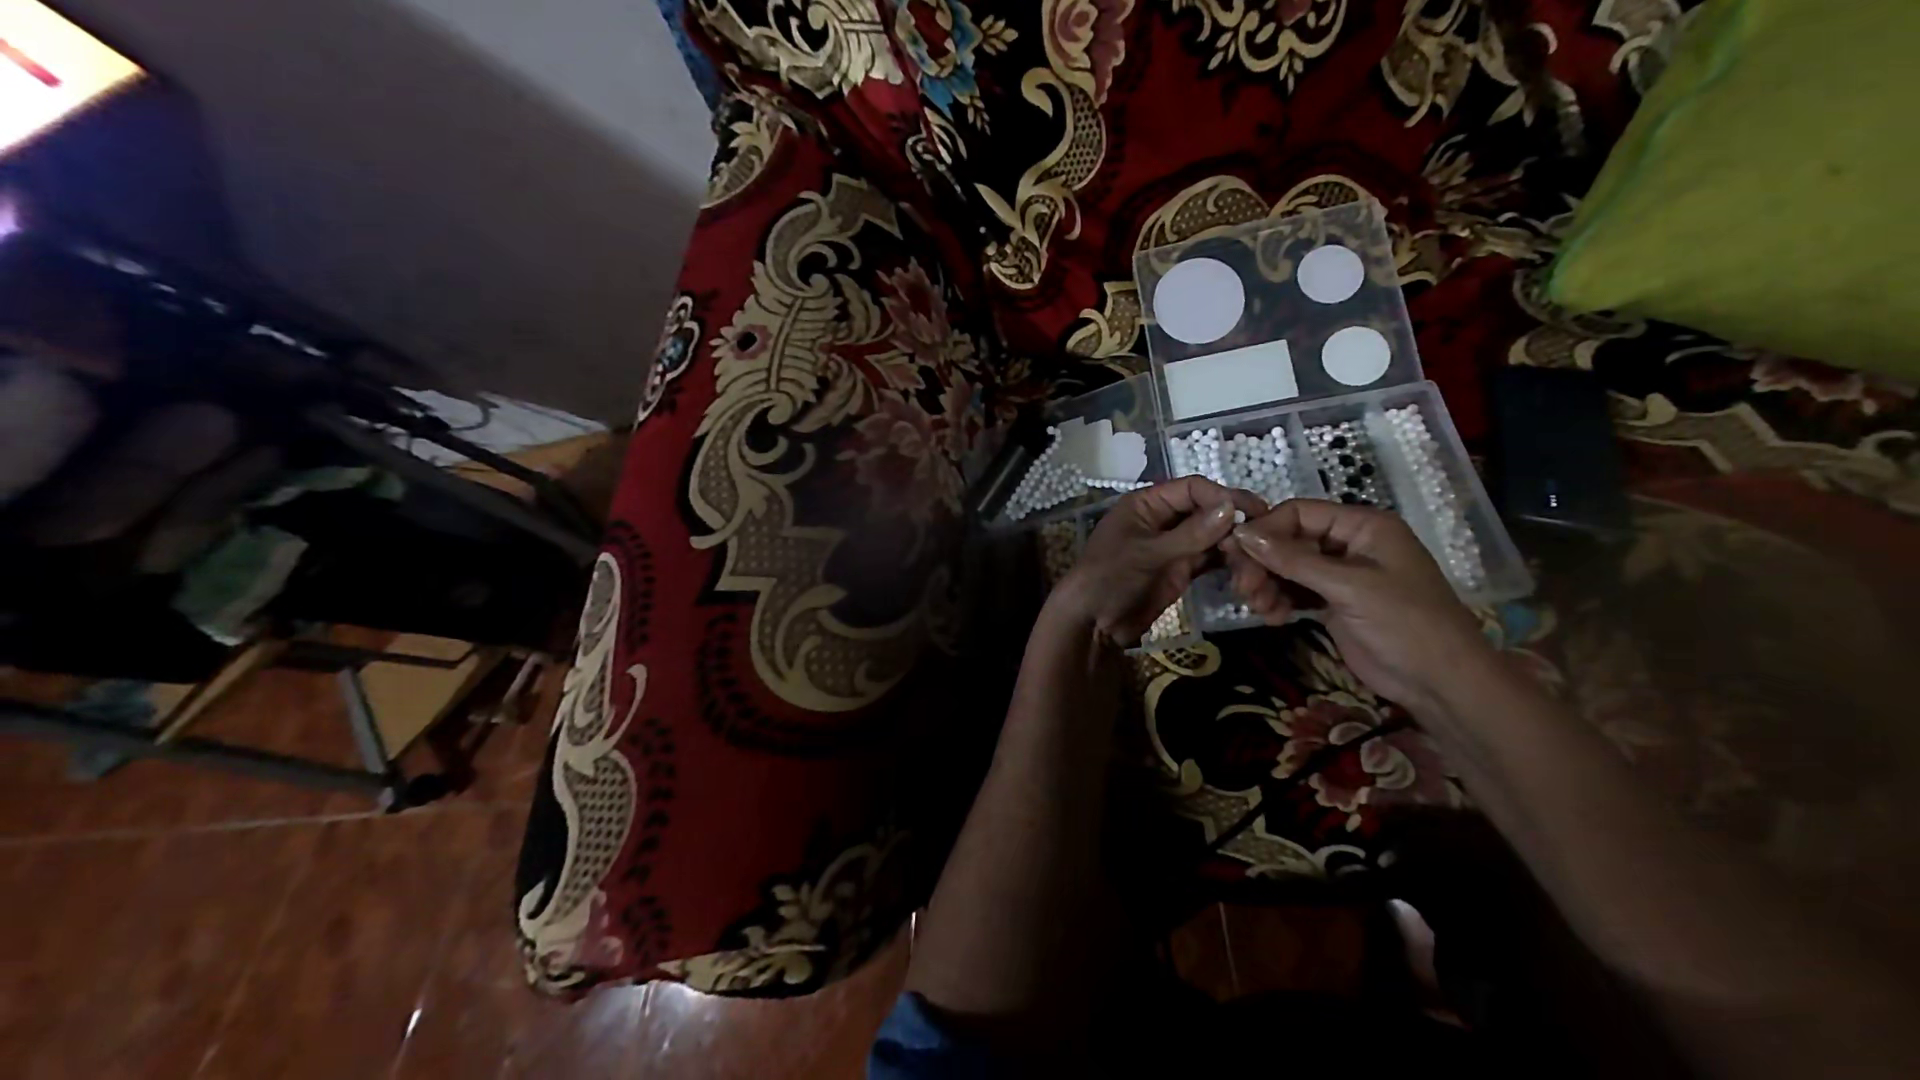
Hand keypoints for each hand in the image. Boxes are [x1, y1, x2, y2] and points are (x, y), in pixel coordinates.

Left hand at [1050, 477, 1267, 647]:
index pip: (1191, 488)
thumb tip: (1231, 508)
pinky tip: (1248, 571)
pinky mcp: (1180, 569)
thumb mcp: (1149, 553)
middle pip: (1206, 511)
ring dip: (1235, 546)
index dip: (1220, 496)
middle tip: (1265, 536)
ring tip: (1258, 560)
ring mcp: (1173, 545)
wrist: (1092, 624)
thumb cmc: (1110, 578)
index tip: (1251, 511)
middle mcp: (1162, 519)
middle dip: (1233, 522)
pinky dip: (1229, 563)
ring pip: (1213, 536)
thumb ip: (1191, 533)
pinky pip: (1210, 559)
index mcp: (1146, 504)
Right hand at [1222, 498, 1492, 714]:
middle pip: (1288, 540)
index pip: (1299, 513)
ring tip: (1257, 606)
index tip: (1236, 554)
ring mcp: (1340, 575)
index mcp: (1362, 526)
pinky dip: (1278, 601)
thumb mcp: (1349, 587)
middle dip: (1262, 562)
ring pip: (1286, 567)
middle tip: (1243, 587)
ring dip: (1266, 584)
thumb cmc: (1406, 624)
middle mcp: (1349, 544)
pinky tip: (1272, 618)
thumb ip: (1294, 560)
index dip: (1265, 530)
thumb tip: (1241, 533)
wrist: (1441, 683)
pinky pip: (1293, 591)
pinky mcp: (1333, 602)